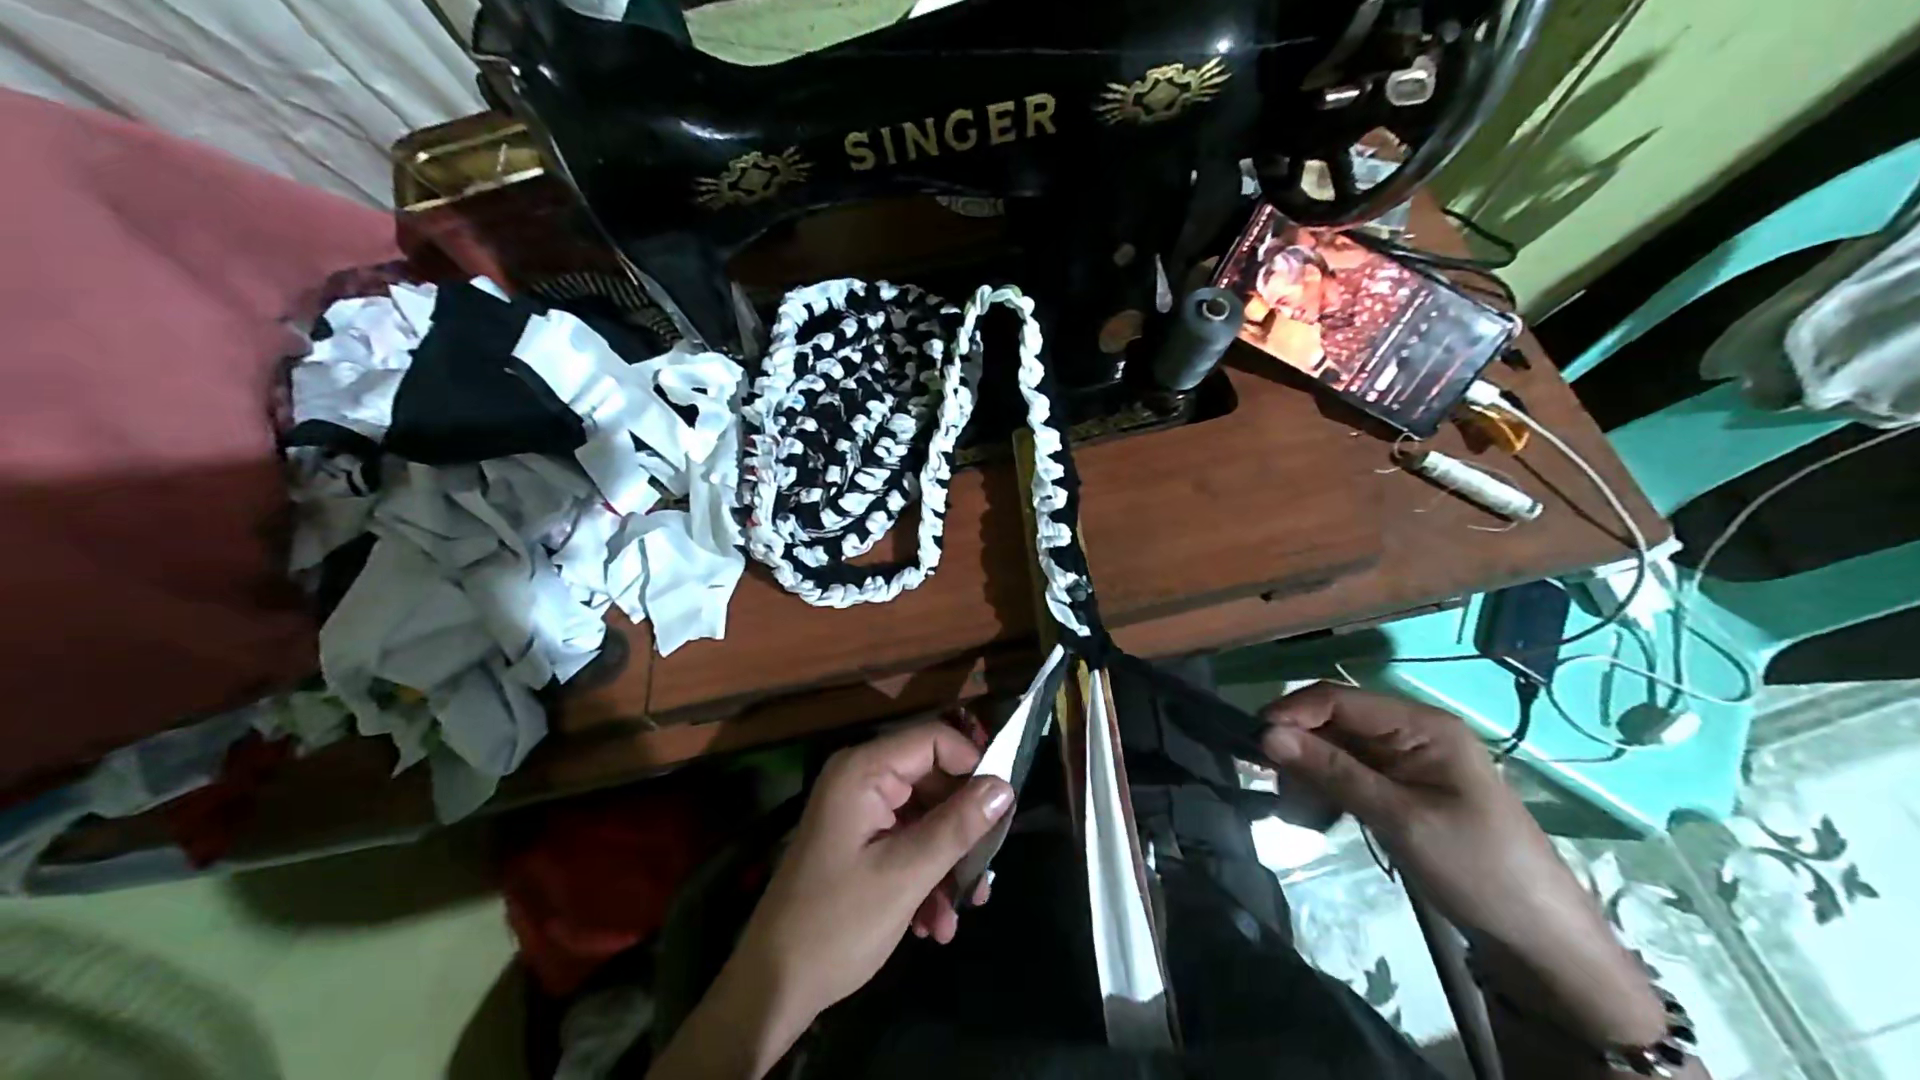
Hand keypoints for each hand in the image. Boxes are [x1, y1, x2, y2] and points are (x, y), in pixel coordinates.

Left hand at [741, 721, 1013, 1019]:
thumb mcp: (906, 874)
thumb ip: (958, 826)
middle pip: (933, 780)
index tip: (1004, 806)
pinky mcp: (860, 843)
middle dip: (964, 827)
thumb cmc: (837, 924)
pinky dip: (927, 877)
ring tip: (964, 909)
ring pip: (926, 817)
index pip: (934, 740)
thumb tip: (1005, 786)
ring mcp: (860, 813)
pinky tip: (935, 924)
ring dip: (949, 862)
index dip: (973, 764)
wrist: (774, 987)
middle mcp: (861, 781)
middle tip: (988, 868)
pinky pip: (908, 842)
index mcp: (864, 771)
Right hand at [1261, 683, 1673, 1048]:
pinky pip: (1347, 771)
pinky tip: (1312, 811)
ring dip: (1306, 768)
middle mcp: (1410, 732)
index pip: (1337, 698)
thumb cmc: (1476, 868)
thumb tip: (1266, 734)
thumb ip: (1332, 771)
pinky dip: (1323, 786)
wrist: (1538, 939)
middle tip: (1269, 782)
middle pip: (1333, 720)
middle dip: (1296, 744)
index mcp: (1421, 725)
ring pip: (1334, 746)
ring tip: (1292, 805)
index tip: (1254, 745)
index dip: (1292, 714)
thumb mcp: (1399, 817)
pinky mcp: (1400, 787)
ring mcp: (1406, 760)